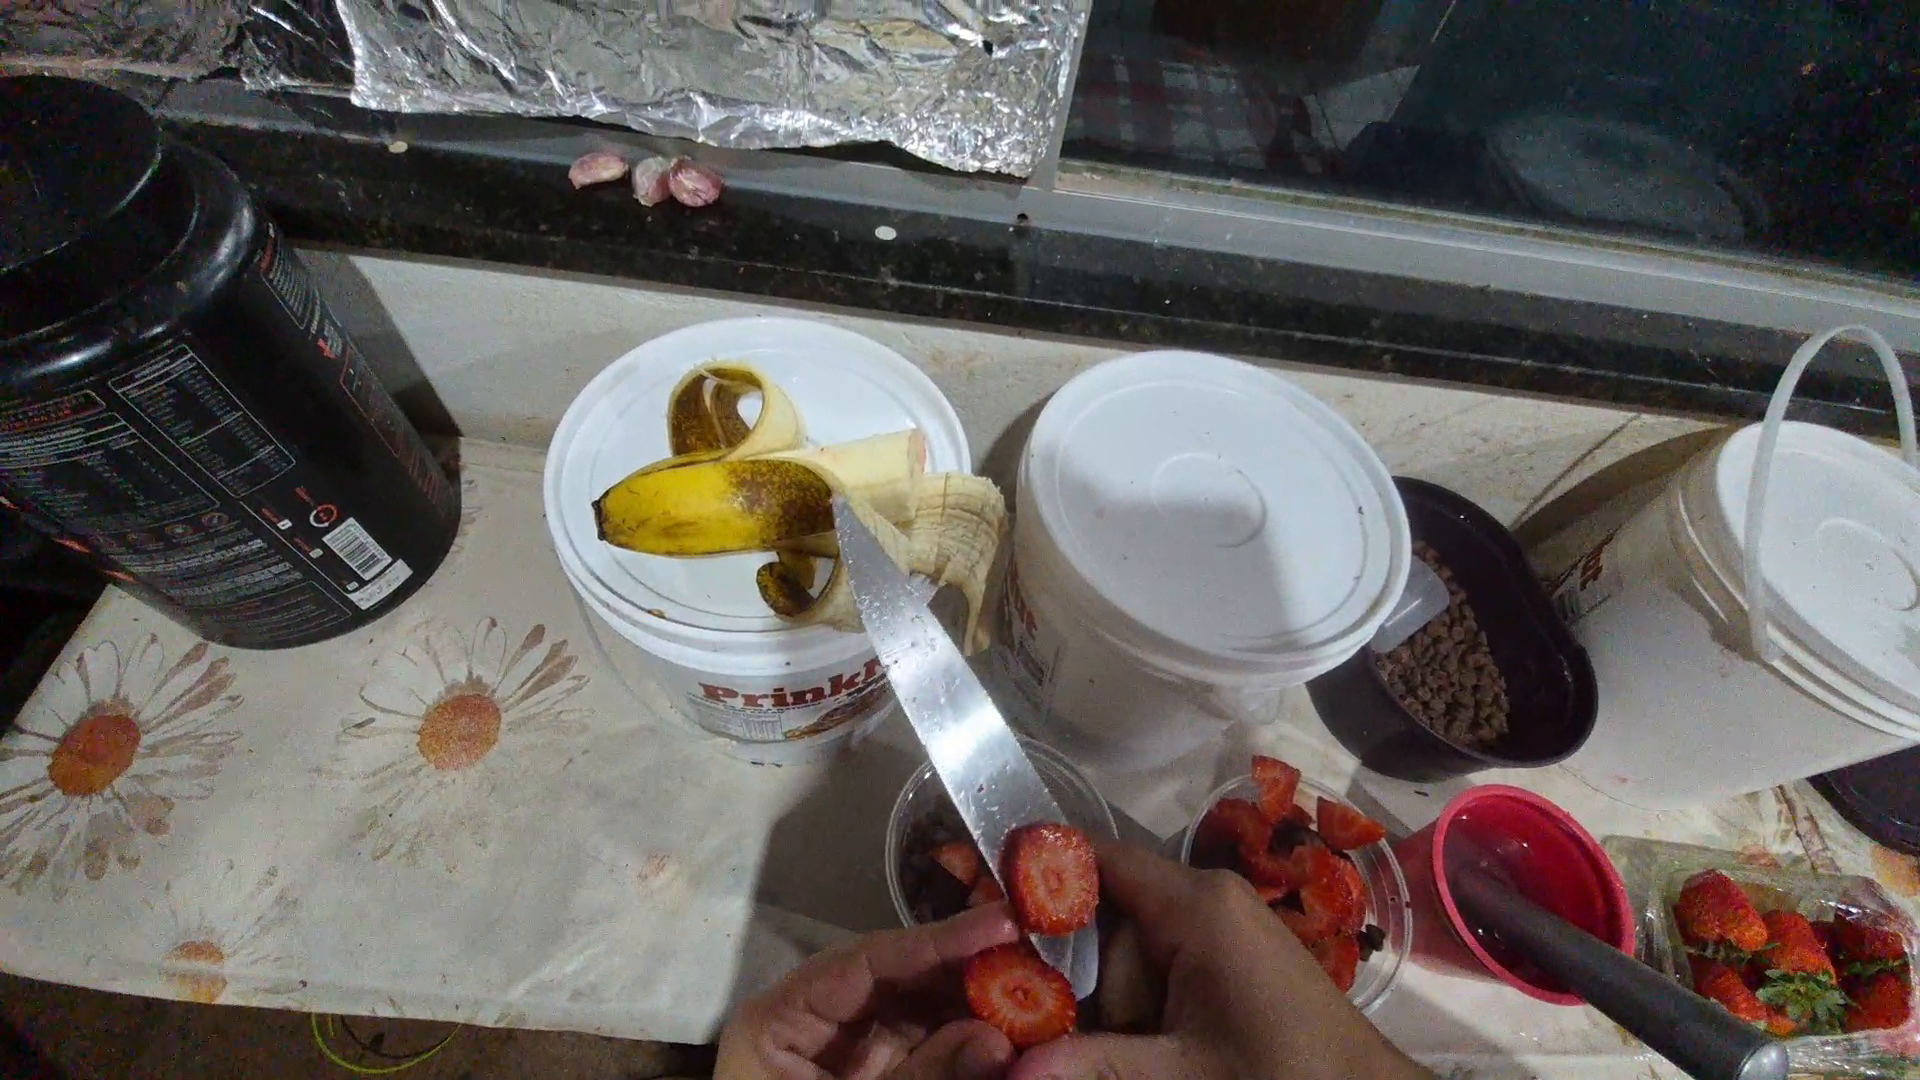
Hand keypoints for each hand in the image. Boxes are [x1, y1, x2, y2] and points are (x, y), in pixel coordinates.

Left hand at [717, 903, 1021, 1079]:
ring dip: (972, 999)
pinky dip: (962, 1035)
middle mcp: (814, 1014)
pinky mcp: (870, 1068)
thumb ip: (923, 1078)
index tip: (1002, 921)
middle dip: (965, 967)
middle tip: (1031, 953)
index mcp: (782, 1016)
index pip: (868, 958)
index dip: (939, 938)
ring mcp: (842, 1042)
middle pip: (898, 973)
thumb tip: (999, 1039)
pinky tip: (1003, 1027)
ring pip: (917, 1003)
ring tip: (1031, 987)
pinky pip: (922, 1037)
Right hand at [1010, 842, 1431, 1079]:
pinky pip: (1162, 962)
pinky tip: (1152, 1047)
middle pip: (1108, 914)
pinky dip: (1142, 1001)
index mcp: (1194, 902)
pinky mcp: (1230, 955)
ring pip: (1132, 946)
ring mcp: (1221, 924)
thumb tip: (1008, 1069)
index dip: (1043, 873)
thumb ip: (1094, 1068)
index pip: (1097, 857)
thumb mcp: (1186, 1079)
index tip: (993, 909)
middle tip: (1063, 1026)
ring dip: (1118, 1002)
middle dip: (1084, 974)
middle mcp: (1205, 897)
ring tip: (1143, 1056)